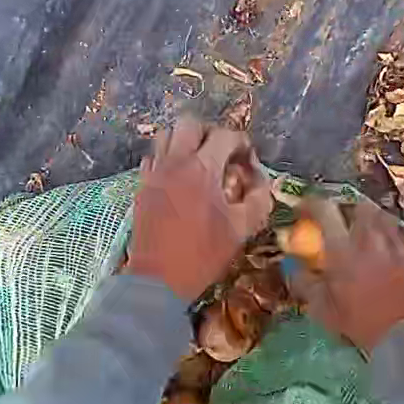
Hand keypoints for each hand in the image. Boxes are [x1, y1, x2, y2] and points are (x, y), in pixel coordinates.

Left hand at [128, 117, 272, 300]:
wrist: (158, 279)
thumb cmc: (203, 254)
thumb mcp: (241, 229)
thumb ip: (258, 201)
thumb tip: (262, 184)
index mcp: (203, 169)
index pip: (226, 136)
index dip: (242, 144)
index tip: (248, 162)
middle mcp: (176, 162)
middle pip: (191, 124)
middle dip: (211, 133)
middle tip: (222, 154)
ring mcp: (155, 172)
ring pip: (167, 136)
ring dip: (186, 141)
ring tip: (199, 161)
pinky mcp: (142, 186)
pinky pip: (153, 157)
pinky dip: (167, 158)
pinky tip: (178, 177)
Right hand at [298, 198, 403, 351]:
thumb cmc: (361, 324)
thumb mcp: (323, 309)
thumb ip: (305, 283)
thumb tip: (293, 267)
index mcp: (342, 248)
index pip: (323, 209)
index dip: (310, 205)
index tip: (303, 210)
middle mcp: (370, 238)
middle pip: (357, 206)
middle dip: (345, 211)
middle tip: (339, 224)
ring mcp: (396, 243)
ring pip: (381, 217)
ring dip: (369, 221)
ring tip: (364, 235)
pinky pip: (400, 235)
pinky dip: (390, 237)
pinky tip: (388, 252)